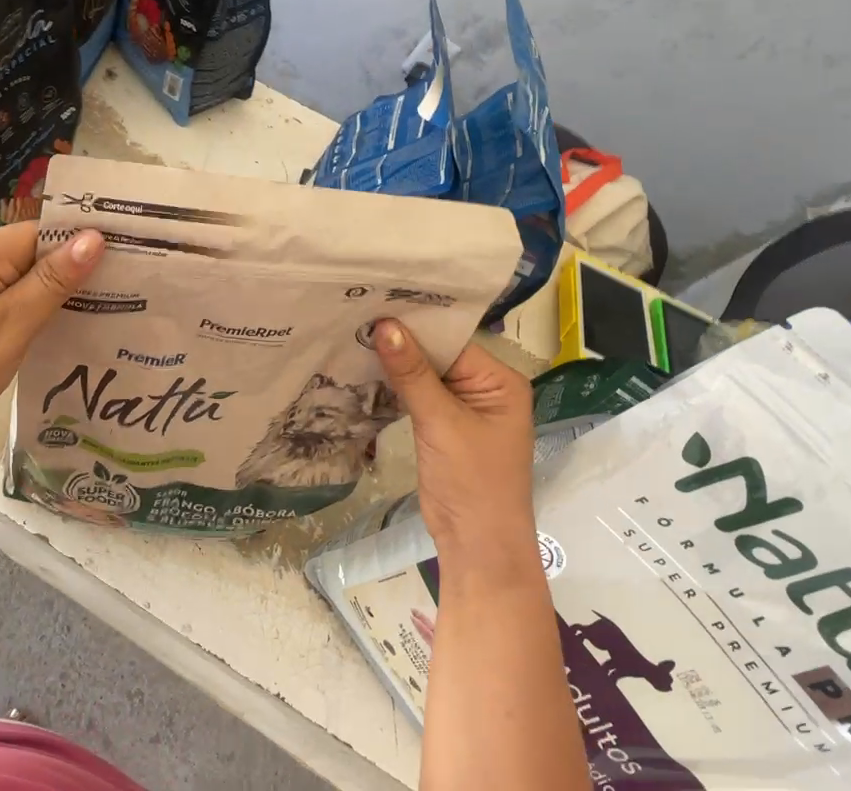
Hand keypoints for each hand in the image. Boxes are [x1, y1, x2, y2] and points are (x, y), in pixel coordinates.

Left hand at [0, 223, 102, 452]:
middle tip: (125, 284)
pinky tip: (64, 321)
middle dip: (72, 266)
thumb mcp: (11, 327)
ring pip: (23, 273)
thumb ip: (51, 282)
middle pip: (32, 250)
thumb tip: (94, 237)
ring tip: (106, 303)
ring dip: (56, 288)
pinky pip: (9, 293)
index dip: (81, 242)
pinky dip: (35, 304)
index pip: (40, 232)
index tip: (126, 255)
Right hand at [374, 321, 537, 573]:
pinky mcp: (442, 426)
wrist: (477, 544)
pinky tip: (362, 372)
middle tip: (353, 317)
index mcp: (500, 381)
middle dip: (400, 341)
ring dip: (393, 364)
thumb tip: (385, 326)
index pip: (452, 340)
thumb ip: (412, 374)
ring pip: (423, 374)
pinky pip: (416, 395)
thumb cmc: (472, 481)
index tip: (371, 306)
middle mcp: (485, 388)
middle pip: (437, 354)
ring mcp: (463, 408)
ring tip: (350, 337)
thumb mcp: (441, 423)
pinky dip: (394, 386)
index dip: (414, 325)